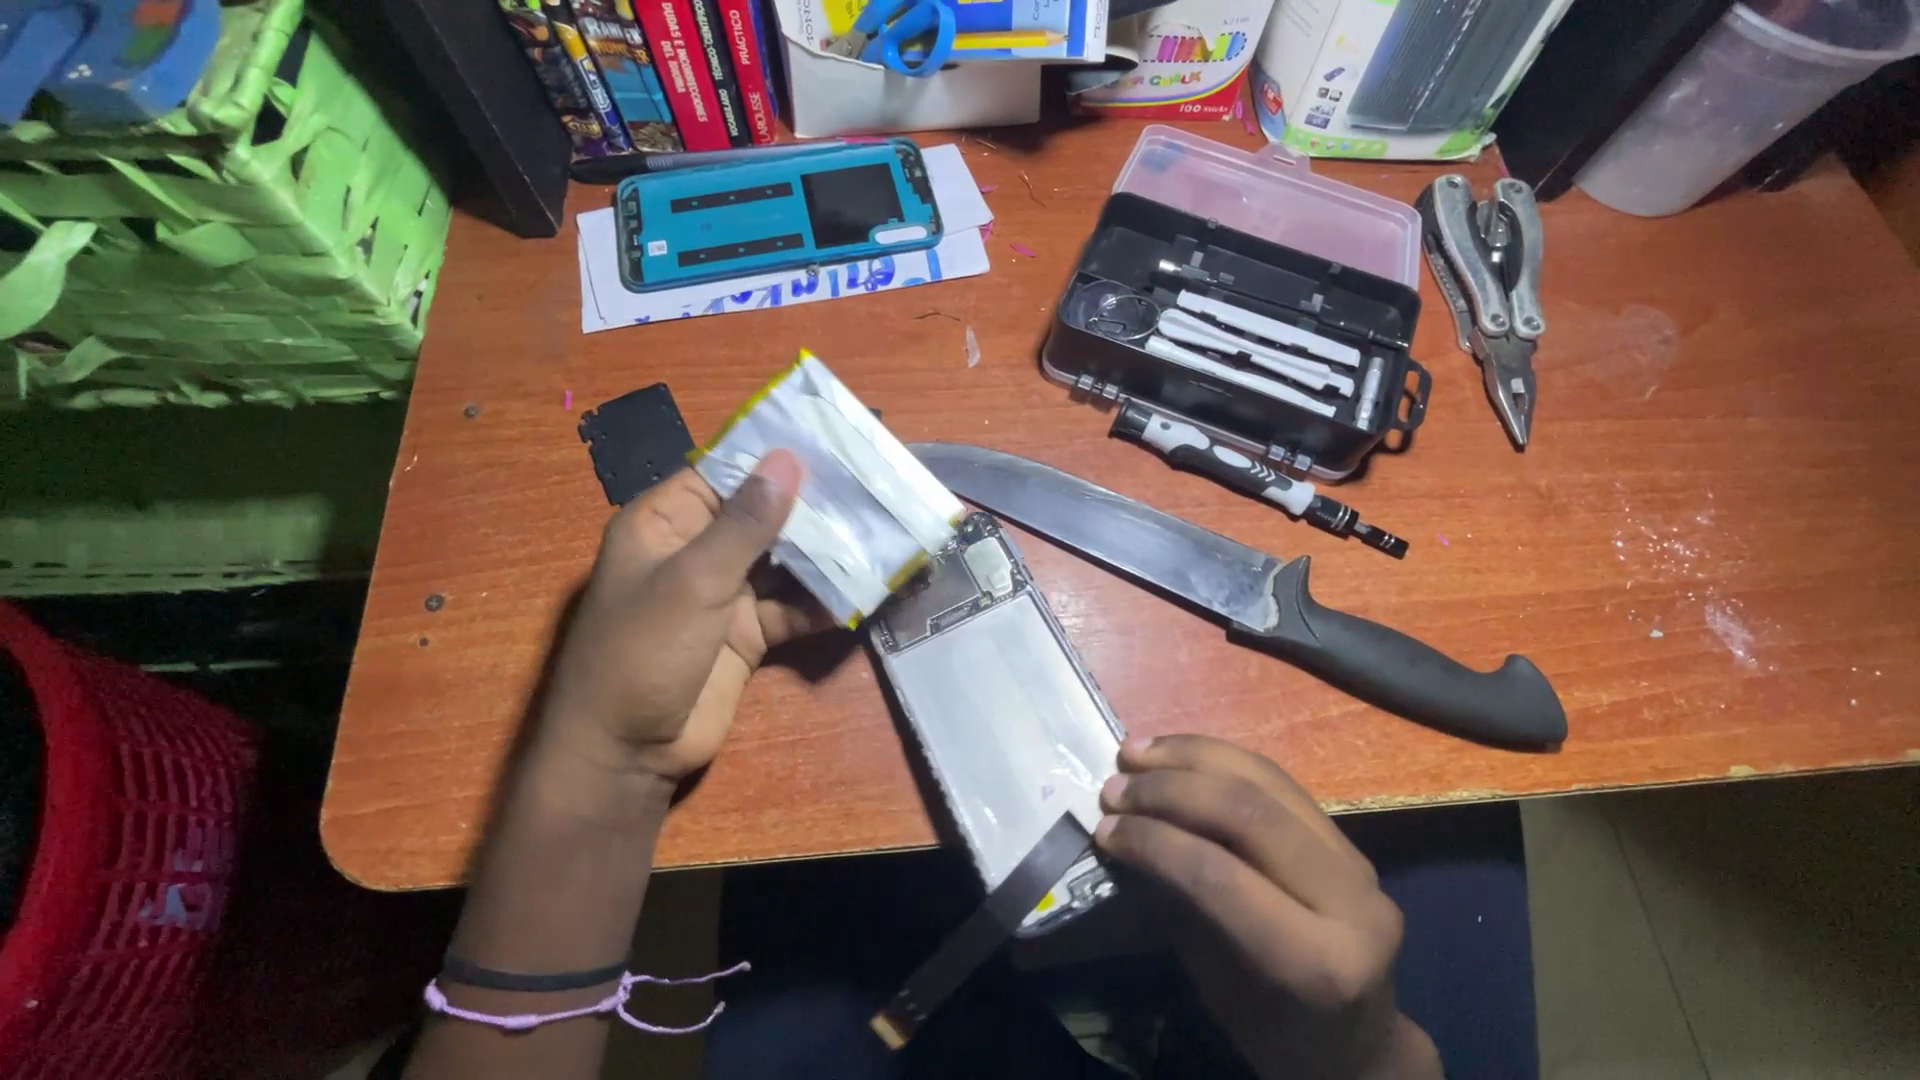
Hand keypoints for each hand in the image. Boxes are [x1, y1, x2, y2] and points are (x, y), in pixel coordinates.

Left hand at [539, 451, 835, 791]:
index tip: (828, 439)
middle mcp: (696, 551)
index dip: (771, 456)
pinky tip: (862, 591)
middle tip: (869, 484)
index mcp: (666, 523)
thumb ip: (745, 524)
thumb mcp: (693, 581)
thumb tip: (787, 460)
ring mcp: (723, 593)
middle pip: (760, 515)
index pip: (723, 472)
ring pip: (782, 561)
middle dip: (810, 505)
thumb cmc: (642, 652)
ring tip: (877, 531)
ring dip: (823, 553)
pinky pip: (791, 607)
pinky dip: (822, 602)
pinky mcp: (747, 633)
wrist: (628, 753)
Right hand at [1095, 736, 1440, 1079]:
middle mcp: (1350, 901)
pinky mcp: (1346, 836)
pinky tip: (1174, 754)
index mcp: (1317, 962)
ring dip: (1190, 758)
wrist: (1355, 1041)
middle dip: (1169, 790)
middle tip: (1114, 789)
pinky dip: (1216, 758)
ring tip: (1134, 754)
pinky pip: (1276, 780)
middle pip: (1249, 814)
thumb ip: (1175, 902)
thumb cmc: (1271, 1029)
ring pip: (1265, 780)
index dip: (1155, 843)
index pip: (1221, 877)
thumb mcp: (1212, 982)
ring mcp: (1356, 860)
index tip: (1104, 829)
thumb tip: (1121, 835)